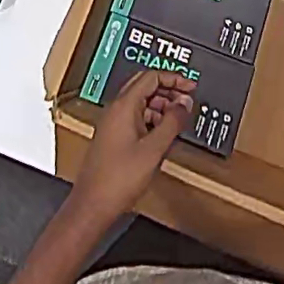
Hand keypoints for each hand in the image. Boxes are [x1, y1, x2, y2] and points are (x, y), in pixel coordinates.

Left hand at [71, 70, 194, 222]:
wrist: (92, 206)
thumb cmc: (116, 180)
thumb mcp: (154, 148)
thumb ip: (172, 121)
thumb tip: (184, 103)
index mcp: (124, 106)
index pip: (152, 76)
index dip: (174, 78)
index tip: (190, 85)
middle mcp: (116, 111)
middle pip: (146, 86)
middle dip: (169, 90)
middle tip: (186, 99)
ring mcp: (113, 124)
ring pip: (142, 102)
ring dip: (162, 105)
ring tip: (178, 117)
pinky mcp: (114, 138)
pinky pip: (137, 117)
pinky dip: (153, 119)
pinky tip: (163, 133)